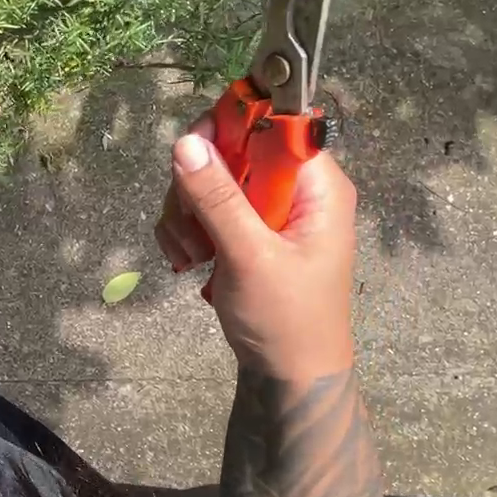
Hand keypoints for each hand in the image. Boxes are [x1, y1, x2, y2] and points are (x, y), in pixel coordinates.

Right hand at [154, 120, 356, 382]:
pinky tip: (188, 262)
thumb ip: (217, 198)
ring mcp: (261, 211)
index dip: (229, 126)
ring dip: (183, 217)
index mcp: (315, 186)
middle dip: (194, 188)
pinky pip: (195, 210)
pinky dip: (182, 233)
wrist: (287, 372)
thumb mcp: (249, 255)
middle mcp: (289, 190)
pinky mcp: (238, 230)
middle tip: (192, 230)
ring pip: (202, 183)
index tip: (190, 153)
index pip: (272, 124)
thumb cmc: (286, 316)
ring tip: (192, 257)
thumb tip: (184, 142)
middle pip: (225, 152)